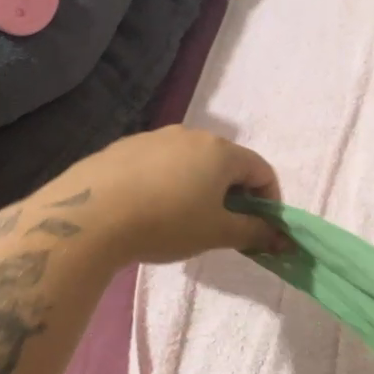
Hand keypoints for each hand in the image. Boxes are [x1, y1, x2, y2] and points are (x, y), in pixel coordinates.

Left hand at [38, 125, 286, 265]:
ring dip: (203, 188)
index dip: (270, 202)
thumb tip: (284, 239)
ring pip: (193, 162)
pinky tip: (154, 211)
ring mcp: (154, 138)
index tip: (262, 229)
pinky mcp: (124, 148)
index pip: (262, 170)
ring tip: (189, 220)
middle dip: (237, 195)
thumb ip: (256, 233)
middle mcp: (191, 135)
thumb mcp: (219, 234)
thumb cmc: (168, 223)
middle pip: (228, 163)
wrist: (89, 217)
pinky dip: (171, 184)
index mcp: (221, 151)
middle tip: (228, 227)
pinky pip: (162, 165)